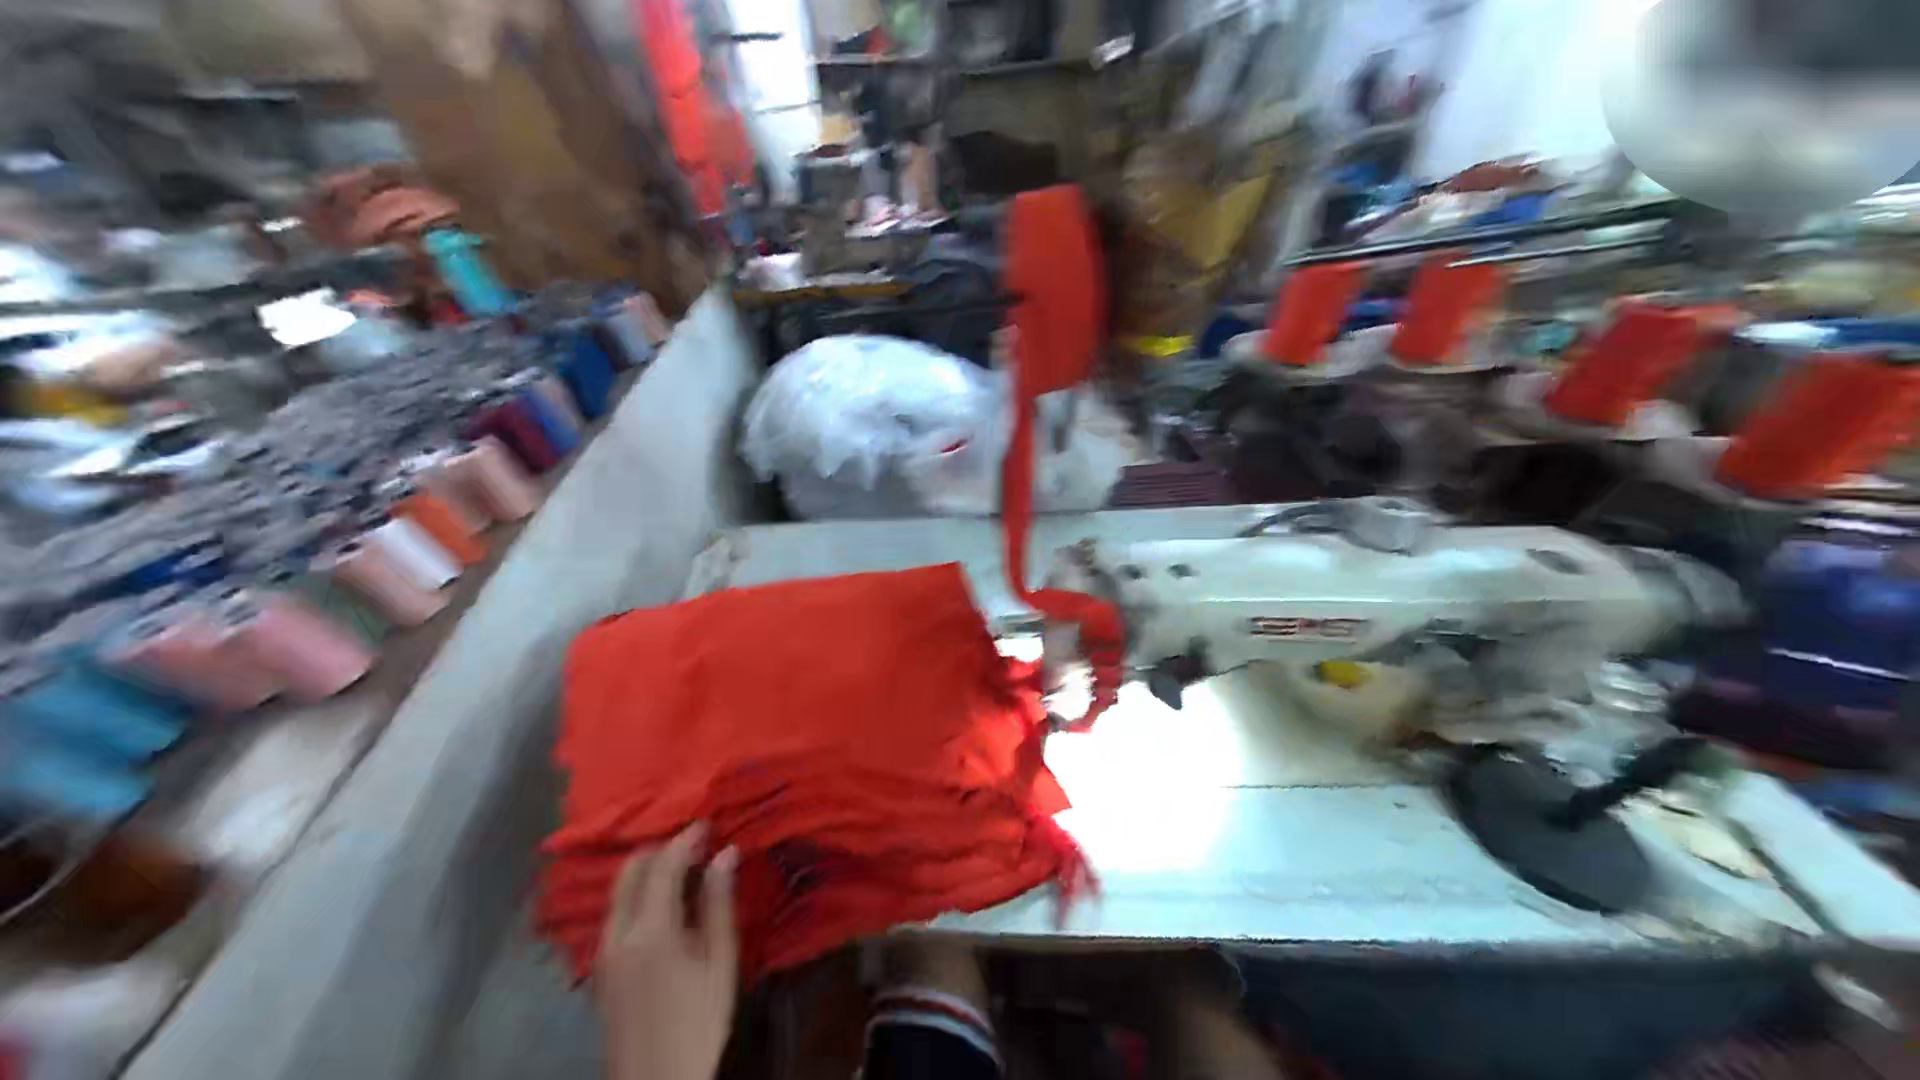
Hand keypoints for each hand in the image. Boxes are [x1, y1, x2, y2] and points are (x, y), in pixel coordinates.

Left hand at [597, 824, 738, 1079]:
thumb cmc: (698, 1022)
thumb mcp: (719, 961)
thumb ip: (718, 903)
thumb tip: (725, 853)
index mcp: (649, 932)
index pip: (662, 865)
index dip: (685, 838)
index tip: (709, 822)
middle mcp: (616, 935)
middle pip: (631, 870)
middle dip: (662, 848)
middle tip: (697, 844)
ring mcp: (603, 952)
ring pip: (620, 889)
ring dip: (649, 869)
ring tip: (686, 867)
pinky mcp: (600, 968)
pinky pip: (616, 911)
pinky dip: (639, 893)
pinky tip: (666, 900)